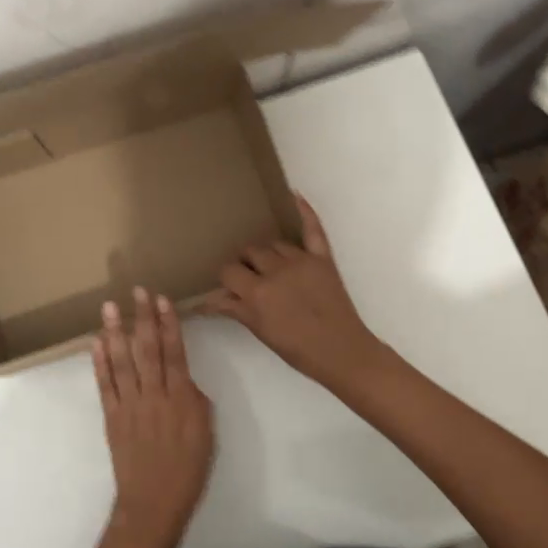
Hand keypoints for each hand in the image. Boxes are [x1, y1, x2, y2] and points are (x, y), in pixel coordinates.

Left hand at [93, 287, 214, 543]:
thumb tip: (184, 378)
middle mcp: (154, 394)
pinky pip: (105, 384)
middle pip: (148, 349)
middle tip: (138, 291)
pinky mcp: (112, 416)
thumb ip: (195, 400)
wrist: (154, 503)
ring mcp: (130, 404)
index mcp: (181, 398)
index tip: (163, 300)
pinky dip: (100, 362)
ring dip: (116, 331)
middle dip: (143, 317)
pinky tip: (97, 342)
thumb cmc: (188, 470)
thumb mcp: (206, 433)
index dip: (169, 324)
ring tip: (110, 307)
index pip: (175, 352)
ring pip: (122, 360)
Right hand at [206, 193, 385, 385]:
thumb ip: (233, 309)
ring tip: (268, 263)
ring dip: (267, 251)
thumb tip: (205, 300)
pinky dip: (305, 211)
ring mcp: (300, 261)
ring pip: (274, 243)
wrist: (341, 352)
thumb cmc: (297, 348)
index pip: (228, 271)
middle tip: (250, 277)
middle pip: (250, 252)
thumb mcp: (259, 330)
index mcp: (256, 291)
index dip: (227, 278)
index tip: (229, 286)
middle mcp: (275, 270)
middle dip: (245, 263)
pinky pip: (312, 229)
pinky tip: (294, 195)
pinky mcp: (322, 258)